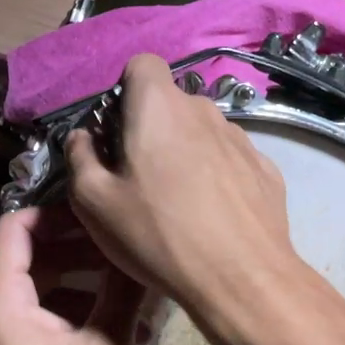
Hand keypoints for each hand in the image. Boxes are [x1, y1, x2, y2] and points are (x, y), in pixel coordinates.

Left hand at [0, 206, 143, 344]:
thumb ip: (122, 291)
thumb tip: (142, 251)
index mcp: (1, 305)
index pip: (13, 229)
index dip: (52, 211)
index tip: (93, 211)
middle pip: (22, 257)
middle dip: (69, 244)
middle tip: (113, 240)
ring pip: (30, 290)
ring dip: (71, 277)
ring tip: (117, 274)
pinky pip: (32, 318)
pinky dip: (65, 308)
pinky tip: (107, 317)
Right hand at [65, 54, 306, 344]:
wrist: (244, 280)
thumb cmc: (159, 236)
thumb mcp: (94, 203)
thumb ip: (79, 158)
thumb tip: (82, 137)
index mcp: (158, 106)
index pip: (142, 64)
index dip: (124, 89)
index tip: (115, 131)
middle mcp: (203, 110)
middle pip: (169, 102)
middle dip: (150, 127)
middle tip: (136, 176)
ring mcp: (240, 138)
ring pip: (199, 131)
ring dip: (183, 151)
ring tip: (175, 202)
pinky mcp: (265, 168)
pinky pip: (227, 159)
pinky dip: (214, 175)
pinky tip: (209, 216)